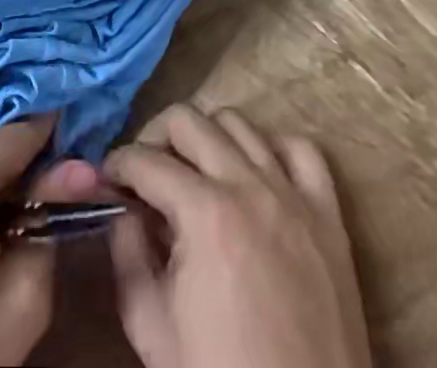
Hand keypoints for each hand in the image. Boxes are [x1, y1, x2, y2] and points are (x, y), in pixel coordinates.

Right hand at [105, 105, 371, 367]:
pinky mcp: (330, 217)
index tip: (106, 184)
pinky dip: (270, 149)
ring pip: (239, 122)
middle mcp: (250, 188)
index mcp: (204, 212)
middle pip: (187, 120)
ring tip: (195, 174)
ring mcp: (295, 198)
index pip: (141, 158)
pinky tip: (252, 175)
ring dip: (207, 139)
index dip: (113, 166)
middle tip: (145, 176)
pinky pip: (301, 150)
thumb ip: (126, 247)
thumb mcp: (147, 316)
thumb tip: (124, 207)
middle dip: (153, 139)